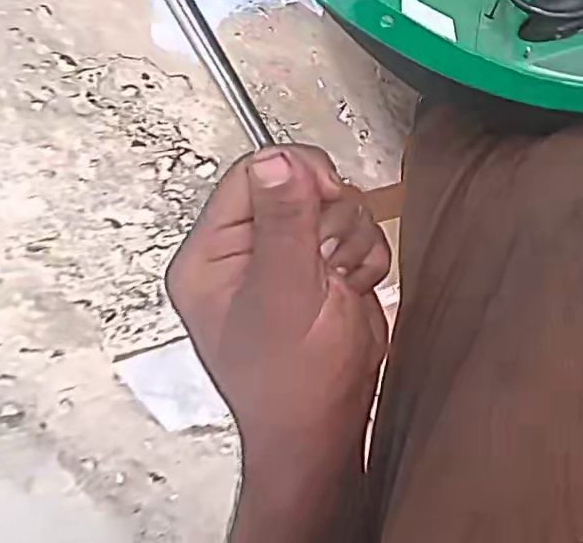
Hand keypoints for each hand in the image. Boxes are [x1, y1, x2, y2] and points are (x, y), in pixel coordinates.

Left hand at [166, 146, 389, 528]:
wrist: (330, 422)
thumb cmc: (292, 381)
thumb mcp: (285, 294)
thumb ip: (283, 221)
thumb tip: (275, 159)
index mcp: (214, 252)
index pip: (254, 171)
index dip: (297, 175)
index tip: (323, 199)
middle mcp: (249, 248)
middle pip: (303, 181)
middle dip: (330, 217)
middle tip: (324, 258)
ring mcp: (290, 254)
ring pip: (339, 203)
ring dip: (352, 241)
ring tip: (337, 281)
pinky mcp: (326, 262)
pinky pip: (361, 227)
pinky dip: (367, 255)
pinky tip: (352, 287)